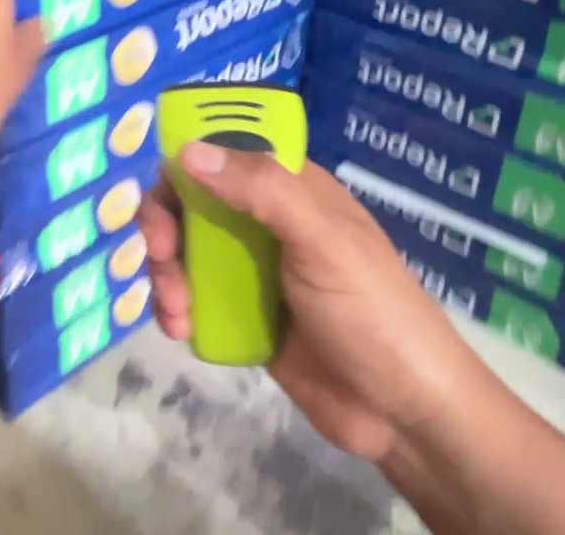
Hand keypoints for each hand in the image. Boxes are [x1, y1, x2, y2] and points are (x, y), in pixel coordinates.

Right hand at [139, 143, 494, 462]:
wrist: (404, 414)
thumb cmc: (373, 311)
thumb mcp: (323, 241)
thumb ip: (260, 190)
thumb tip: (187, 150)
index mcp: (290, 188)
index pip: (222, 152)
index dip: (185, 163)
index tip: (166, 196)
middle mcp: (265, 220)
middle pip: (190, 201)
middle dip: (164, 225)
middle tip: (159, 255)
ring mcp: (251, 269)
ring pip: (183, 249)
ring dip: (165, 273)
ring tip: (177, 310)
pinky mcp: (241, 314)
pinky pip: (191, 295)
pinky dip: (175, 306)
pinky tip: (180, 328)